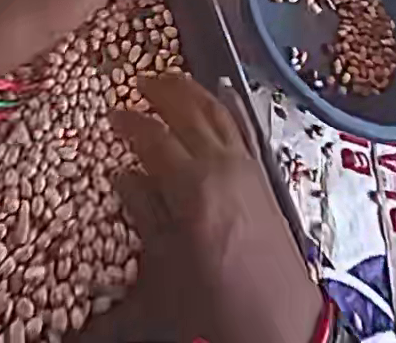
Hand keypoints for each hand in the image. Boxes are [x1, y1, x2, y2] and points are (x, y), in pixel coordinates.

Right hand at [110, 74, 320, 342]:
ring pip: (215, 110)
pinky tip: (221, 92)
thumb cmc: (218, 303)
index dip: (131, 122)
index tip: (114, 114)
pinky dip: (227, 104)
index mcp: (193, 188)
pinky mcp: (261, 172)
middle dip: (161, 91)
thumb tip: (124, 175)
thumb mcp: (169, 265)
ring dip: (190, 90)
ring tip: (170, 78)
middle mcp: (221, 165)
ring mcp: (245, 165)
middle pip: (187, 111)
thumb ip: (146, 212)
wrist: (281, 324)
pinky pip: (241, 125)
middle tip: (140, 81)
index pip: (154, 138)